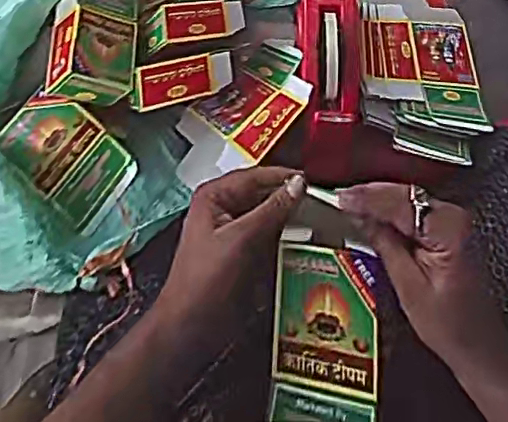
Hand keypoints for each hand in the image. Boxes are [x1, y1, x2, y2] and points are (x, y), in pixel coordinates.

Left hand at [154, 167, 304, 335]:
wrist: (190, 331)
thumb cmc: (205, 282)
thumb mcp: (241, 240)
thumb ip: (271, 210)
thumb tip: (296, 185)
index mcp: (214, 196)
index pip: (254, 176)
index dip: (282, 176)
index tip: (310, 181)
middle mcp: (221, 209)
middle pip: (261, 195)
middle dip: (286, 198)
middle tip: (318, 201)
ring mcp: (231, 232)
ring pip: (265, 216)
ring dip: (287, 218)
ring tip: (316, 219)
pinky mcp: (240, 254)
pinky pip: (266, 237)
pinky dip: (282, 237)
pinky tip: (301, 242)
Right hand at [338, 182, 507, 372]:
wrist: (480, 347)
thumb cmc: (452, 327)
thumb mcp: (408, 288)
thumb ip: (384, 244)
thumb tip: (360, 215)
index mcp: (448, 229)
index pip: (398, 202)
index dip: (366, 198)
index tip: (342, 198)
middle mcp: (454, 217)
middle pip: (403, 194)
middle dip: (370, 195)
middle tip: (341, 199)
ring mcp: (453, 219)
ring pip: (407, 198)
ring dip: (379, 200)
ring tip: (351, 204)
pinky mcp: (448, 225)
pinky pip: (414, 208)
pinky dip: (391, 209)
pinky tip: (373, 213)